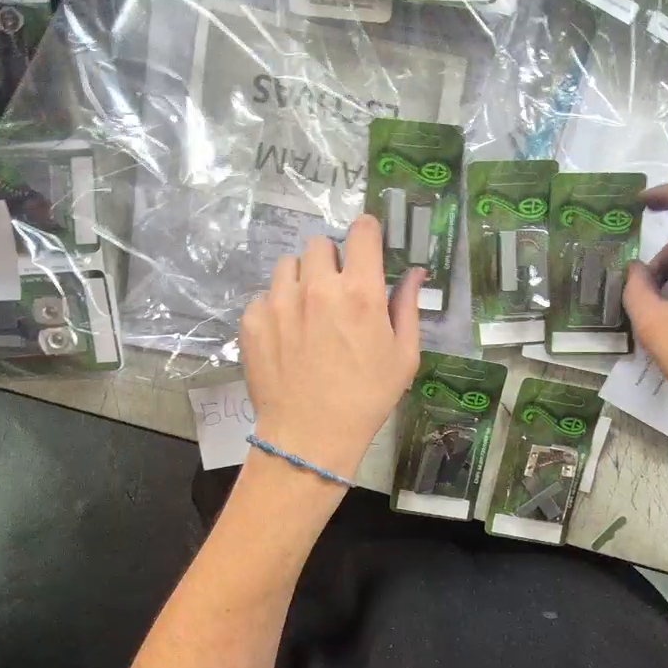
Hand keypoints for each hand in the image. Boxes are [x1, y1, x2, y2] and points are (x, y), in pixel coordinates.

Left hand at [240, 215, 423, 478]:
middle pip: (320, 244)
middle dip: (331, 261)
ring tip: (307, 313)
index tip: (366, 249)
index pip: (362, 231)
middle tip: (336, 293)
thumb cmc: (366, 400)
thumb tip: (415, 273)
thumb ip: (408, 308)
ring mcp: (279, 301)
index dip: (366, 235)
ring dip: (301, 279)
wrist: (310, 436)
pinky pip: (265, 296)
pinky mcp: (253, 319)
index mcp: (360, 292)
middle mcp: (317, 287)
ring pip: (288, 265)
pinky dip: (276, 308)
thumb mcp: (403, 358)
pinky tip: (287, 337)